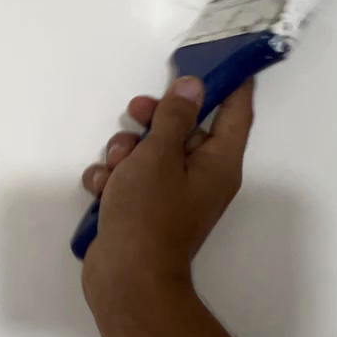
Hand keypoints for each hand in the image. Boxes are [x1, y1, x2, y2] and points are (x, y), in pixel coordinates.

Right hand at [80, 75, 254, 306]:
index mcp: (218, 163)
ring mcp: (170, 196)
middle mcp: (200, 177)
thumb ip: (173, 117)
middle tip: (136, 111)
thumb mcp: (158, 155)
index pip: (235, 112)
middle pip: (182, 129)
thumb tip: (192, 87)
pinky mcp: (142, 210)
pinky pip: (129, 179)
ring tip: (113, 166)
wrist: (126, 278)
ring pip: (148, 153)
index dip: (230, 83)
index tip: (221, 57)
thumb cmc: (148, 213)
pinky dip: (113, 179)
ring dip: (125, 151)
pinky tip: (101, 189)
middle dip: (153, 119)